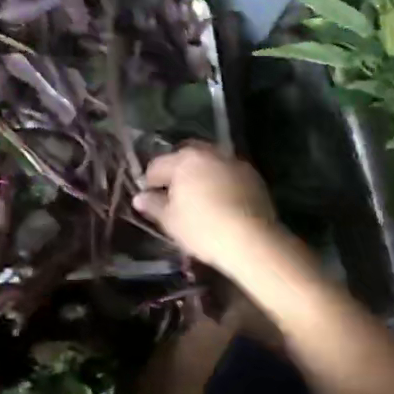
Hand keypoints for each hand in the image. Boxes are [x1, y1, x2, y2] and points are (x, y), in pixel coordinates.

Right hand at [132, 144, 277, 269]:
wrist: (251, 239)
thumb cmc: (203, 228)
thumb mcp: (171, 221)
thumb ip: (154, 205)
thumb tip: (140, 197)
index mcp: (185, 160)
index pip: (158, 165)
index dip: (149, 181)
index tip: (148, 197)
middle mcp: (210, 153)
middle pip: (186, 158)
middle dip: (177, 172)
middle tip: (173, 195)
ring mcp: (235, 163)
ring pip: (210, 164)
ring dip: (201, 175)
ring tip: (197, 197)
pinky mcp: (254, 176)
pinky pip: (229, 174)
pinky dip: (221, 182)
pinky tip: (220, 201)